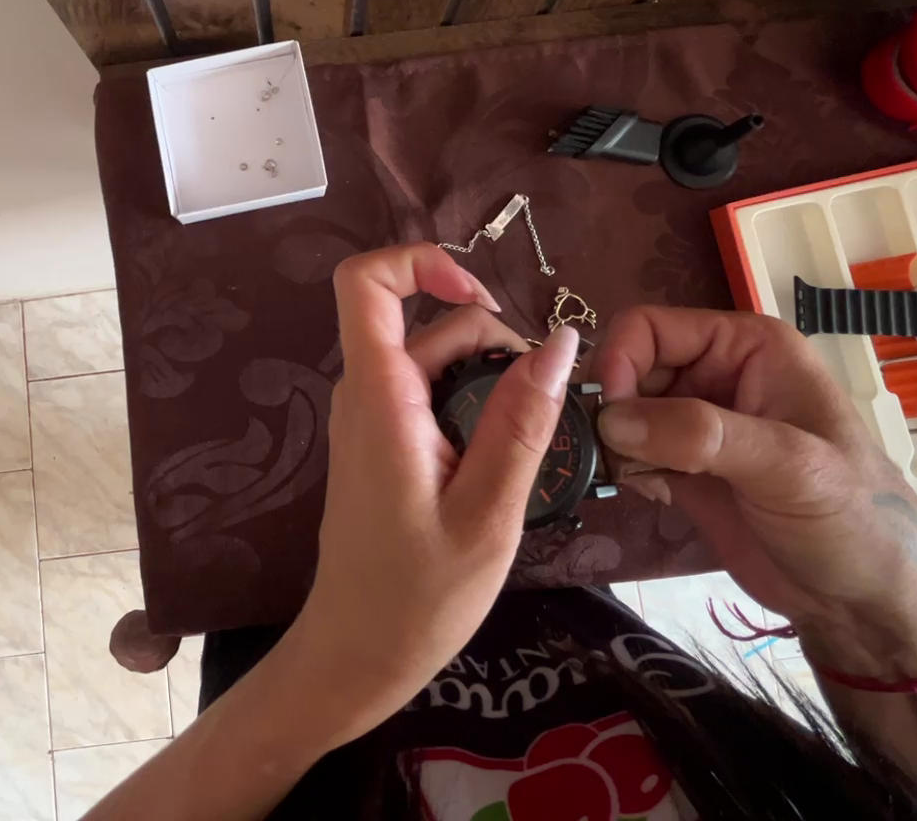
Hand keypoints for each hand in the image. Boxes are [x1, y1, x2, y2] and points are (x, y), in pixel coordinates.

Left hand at [278, 243, 580, 746]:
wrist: (356, 653)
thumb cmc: (419, 596)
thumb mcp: (489, 511)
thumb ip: (522, 421)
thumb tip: (559, 342)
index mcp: (379, 395)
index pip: (364, 281)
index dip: (420, 263)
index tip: (486, 299)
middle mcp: (366, 391)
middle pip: (423, 320)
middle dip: (489, 337)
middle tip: (541, 403)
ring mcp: (371, 414)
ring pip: (432, 356)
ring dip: (487, 374)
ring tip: (530, 435)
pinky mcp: (383, 438)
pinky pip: (427, 391)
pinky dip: (471, 401)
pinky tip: (503, 452)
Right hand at [586, 307, 916, 679]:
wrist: (865, 603)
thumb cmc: (852, 520)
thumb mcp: (788, 467)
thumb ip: (700, 434)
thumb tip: (610, 420)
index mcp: (744, 347)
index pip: (649, 328)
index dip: (618, 362)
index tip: (608, 417)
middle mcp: (713, 372)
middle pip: (626, 366)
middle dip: (610, 409)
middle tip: (613, 457)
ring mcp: (693, 420)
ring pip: (618, 409)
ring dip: (611, 443)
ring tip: (635, 480)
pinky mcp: (678, 462)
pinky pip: (624, 449)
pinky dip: (621, 469)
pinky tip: (652, 495)